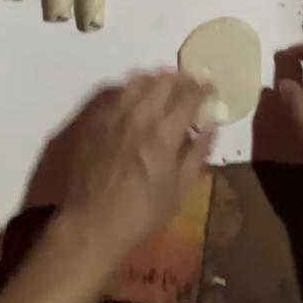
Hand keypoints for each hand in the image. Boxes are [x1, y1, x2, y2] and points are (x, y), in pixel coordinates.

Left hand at [55, 71, 214, 262]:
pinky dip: (131, 90)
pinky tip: (135, 100)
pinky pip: (115, 93)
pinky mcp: (94, 120)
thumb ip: (196, 155)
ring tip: (163, 87)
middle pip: (163, 81)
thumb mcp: (178, 191)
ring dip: (155, 79)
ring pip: (137, 81)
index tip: (209, 88)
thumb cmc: (140, 213)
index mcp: (163, 134)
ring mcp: (113, 115)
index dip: (202, 88)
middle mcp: (138, 115)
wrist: (91, 223)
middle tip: (190, 85)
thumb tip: (211, 129)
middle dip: (181, 79)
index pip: (188, 97)